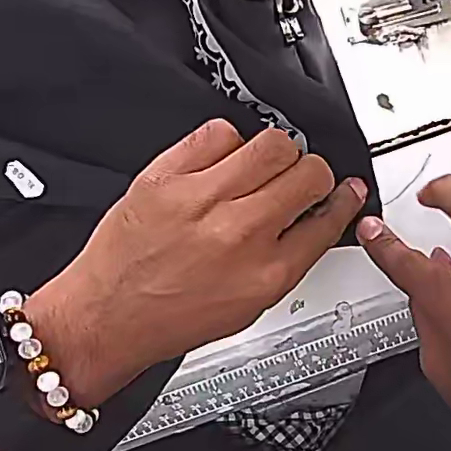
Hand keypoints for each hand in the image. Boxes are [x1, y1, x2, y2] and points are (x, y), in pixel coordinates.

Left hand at [27, 120, 365, 407]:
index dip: (342, 199)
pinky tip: (222, 161)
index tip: (343, 191)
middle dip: (312, 174)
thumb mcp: (247, 305)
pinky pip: (219, 133)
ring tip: (262, 167)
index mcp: (267, 273)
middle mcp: (240, 233)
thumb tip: (311, 223)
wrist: (107, 316)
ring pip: (273, 144)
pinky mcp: (166, 177)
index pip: (327, 219)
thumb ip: (287, 260)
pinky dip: (229, 142)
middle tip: (300, 179)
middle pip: (308, 174)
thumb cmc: (171, 317)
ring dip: (278, 152)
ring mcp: (202, 200)